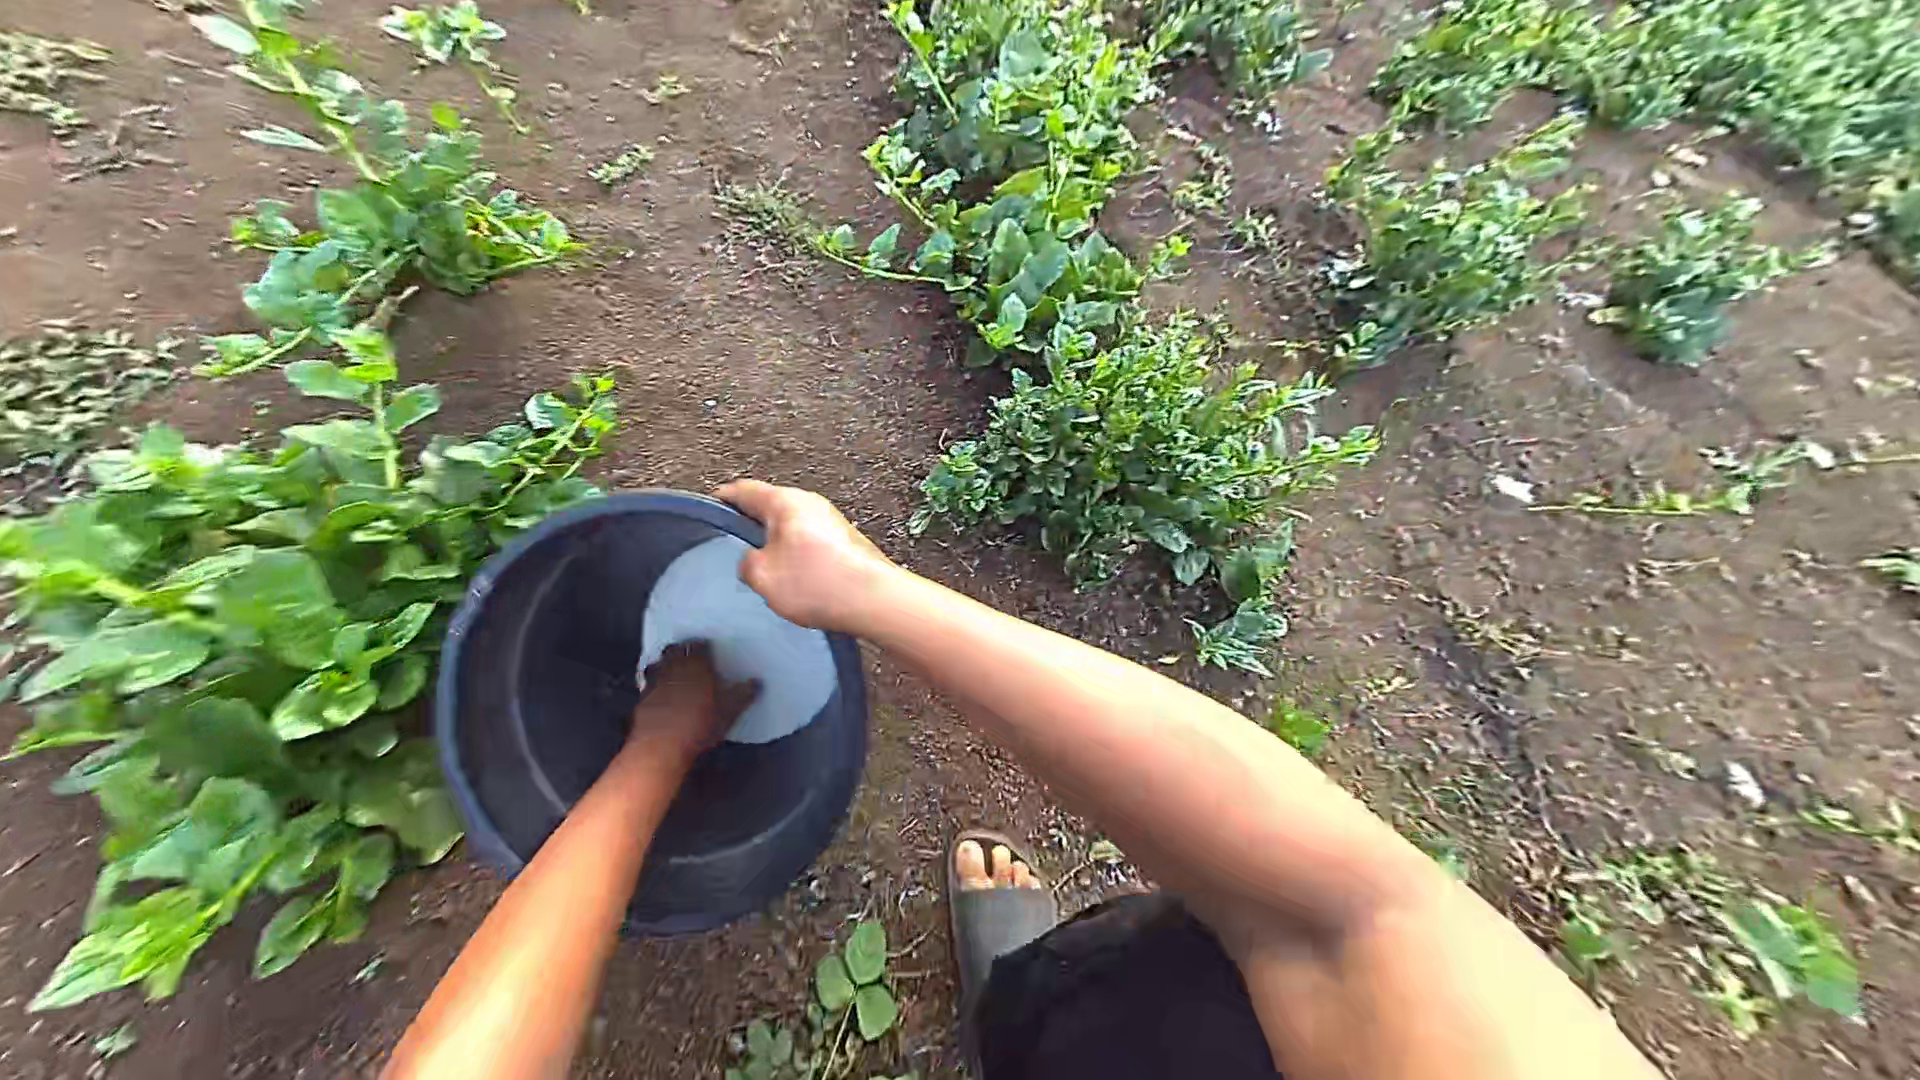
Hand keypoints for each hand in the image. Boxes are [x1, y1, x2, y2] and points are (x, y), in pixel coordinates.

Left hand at [621, 643, 756, 776]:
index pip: (698, 645)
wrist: (661, 749)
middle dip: (682, 650)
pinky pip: (648, 686)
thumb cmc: (700, 724)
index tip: (709, 649)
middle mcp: (673, 668)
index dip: (703, 645)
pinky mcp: (641, 701)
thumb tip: (756, 682)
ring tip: (673, 672)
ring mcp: (654, 684)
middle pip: (674, 650)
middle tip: (691, 656)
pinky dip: (655, 686)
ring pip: (657, 664)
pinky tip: (662, 696)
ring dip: (664, 665)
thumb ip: (744, 694)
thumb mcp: (731, 711)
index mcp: (696, 665)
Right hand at [715, 479, 901, 632]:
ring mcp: (833, 521)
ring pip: (795, 526)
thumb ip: (746, 563)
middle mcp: (812, 503)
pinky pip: (814, 543)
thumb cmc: (819, 582)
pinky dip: (802, 556)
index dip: (724, 499)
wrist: (873, 599)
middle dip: (754, 525)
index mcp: (785, 502)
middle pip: (773, 508)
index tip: (713, 505)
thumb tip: (754, 560)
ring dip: (780, 544)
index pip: (745, 490)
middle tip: (737, 546)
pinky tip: (800, 579)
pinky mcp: (848, 541)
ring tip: (770, 570)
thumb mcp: (761, 576)